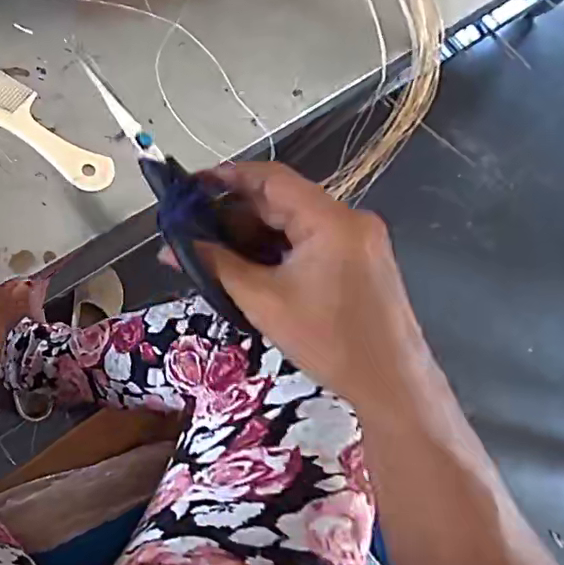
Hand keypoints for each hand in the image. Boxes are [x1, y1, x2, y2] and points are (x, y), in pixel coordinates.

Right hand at [189, 162, 431, 411]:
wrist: (394, 388)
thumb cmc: (328, 339)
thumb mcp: (259, 298)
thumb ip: (213, 262)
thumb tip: (169, 248)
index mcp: (331, 221)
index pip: (270, 178)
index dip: (225, 176)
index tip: (188, 188)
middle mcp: (347, 222)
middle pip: (277, 199)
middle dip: (230, 211)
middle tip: (189, 228)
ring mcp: (354, 241)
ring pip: (287, 220)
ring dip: (246, 232)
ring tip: (208, 251)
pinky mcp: (354, 261)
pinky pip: (301, 239)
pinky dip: (268, 246)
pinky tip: (240, 265)